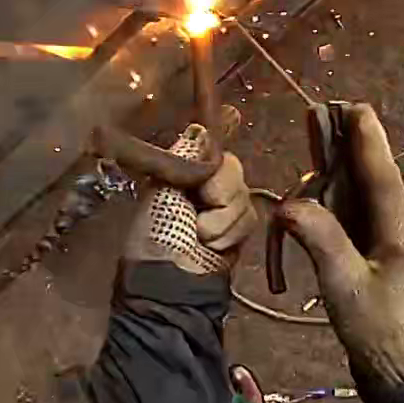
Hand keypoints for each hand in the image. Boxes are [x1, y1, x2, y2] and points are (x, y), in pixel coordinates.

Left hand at [125, 125, 260, 272]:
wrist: (169, 277)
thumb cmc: (155, 234)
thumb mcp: (161, 190)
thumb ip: (185, 157)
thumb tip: (203, 125)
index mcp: (185, 167)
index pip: (212, 139)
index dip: (221, 134)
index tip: (221, 137)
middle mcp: (209, 180)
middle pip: (232, 167)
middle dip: (218, 189)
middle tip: (198, 205)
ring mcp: (228, 203)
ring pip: (243, 195)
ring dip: (219, 219)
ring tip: (198, 233)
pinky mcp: (242, 227)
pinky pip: (249, 218)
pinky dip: (228, 234)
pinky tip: (212, 244)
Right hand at [278, 105, 403, 385]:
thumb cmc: (386, 334)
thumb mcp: (347, 289)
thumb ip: (320, 241)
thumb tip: (287, 205)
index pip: (382, 173)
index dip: (365, 138)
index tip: (353, 104)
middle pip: (372, 182)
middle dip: (343, 152)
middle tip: (316, 123)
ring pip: (369, 201)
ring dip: (340, 180)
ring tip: (314, 158)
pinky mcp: (401, 257)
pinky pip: (370, 221)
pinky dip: (345, 207)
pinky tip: (325, 202)